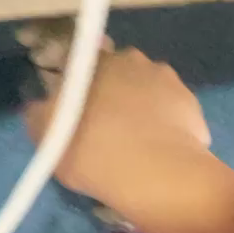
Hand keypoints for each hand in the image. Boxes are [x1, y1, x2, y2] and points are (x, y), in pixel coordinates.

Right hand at [25, 47, 213, 211]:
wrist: (151, 173)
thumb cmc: (91, 151)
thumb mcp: (47, 138)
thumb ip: (40, 116)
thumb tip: (39, 107)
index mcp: (95, 60)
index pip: (84, 68)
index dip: (83, 93)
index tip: (82, 119)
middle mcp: (134, 59)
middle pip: (122, 77)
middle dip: (118, 98)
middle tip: (112, 134)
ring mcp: (169, 81)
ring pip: (152, 95)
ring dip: (147, 112)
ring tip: (142, 148)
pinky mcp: (194, 106)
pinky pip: (177, 116)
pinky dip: (171, 129)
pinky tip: (165, 153)